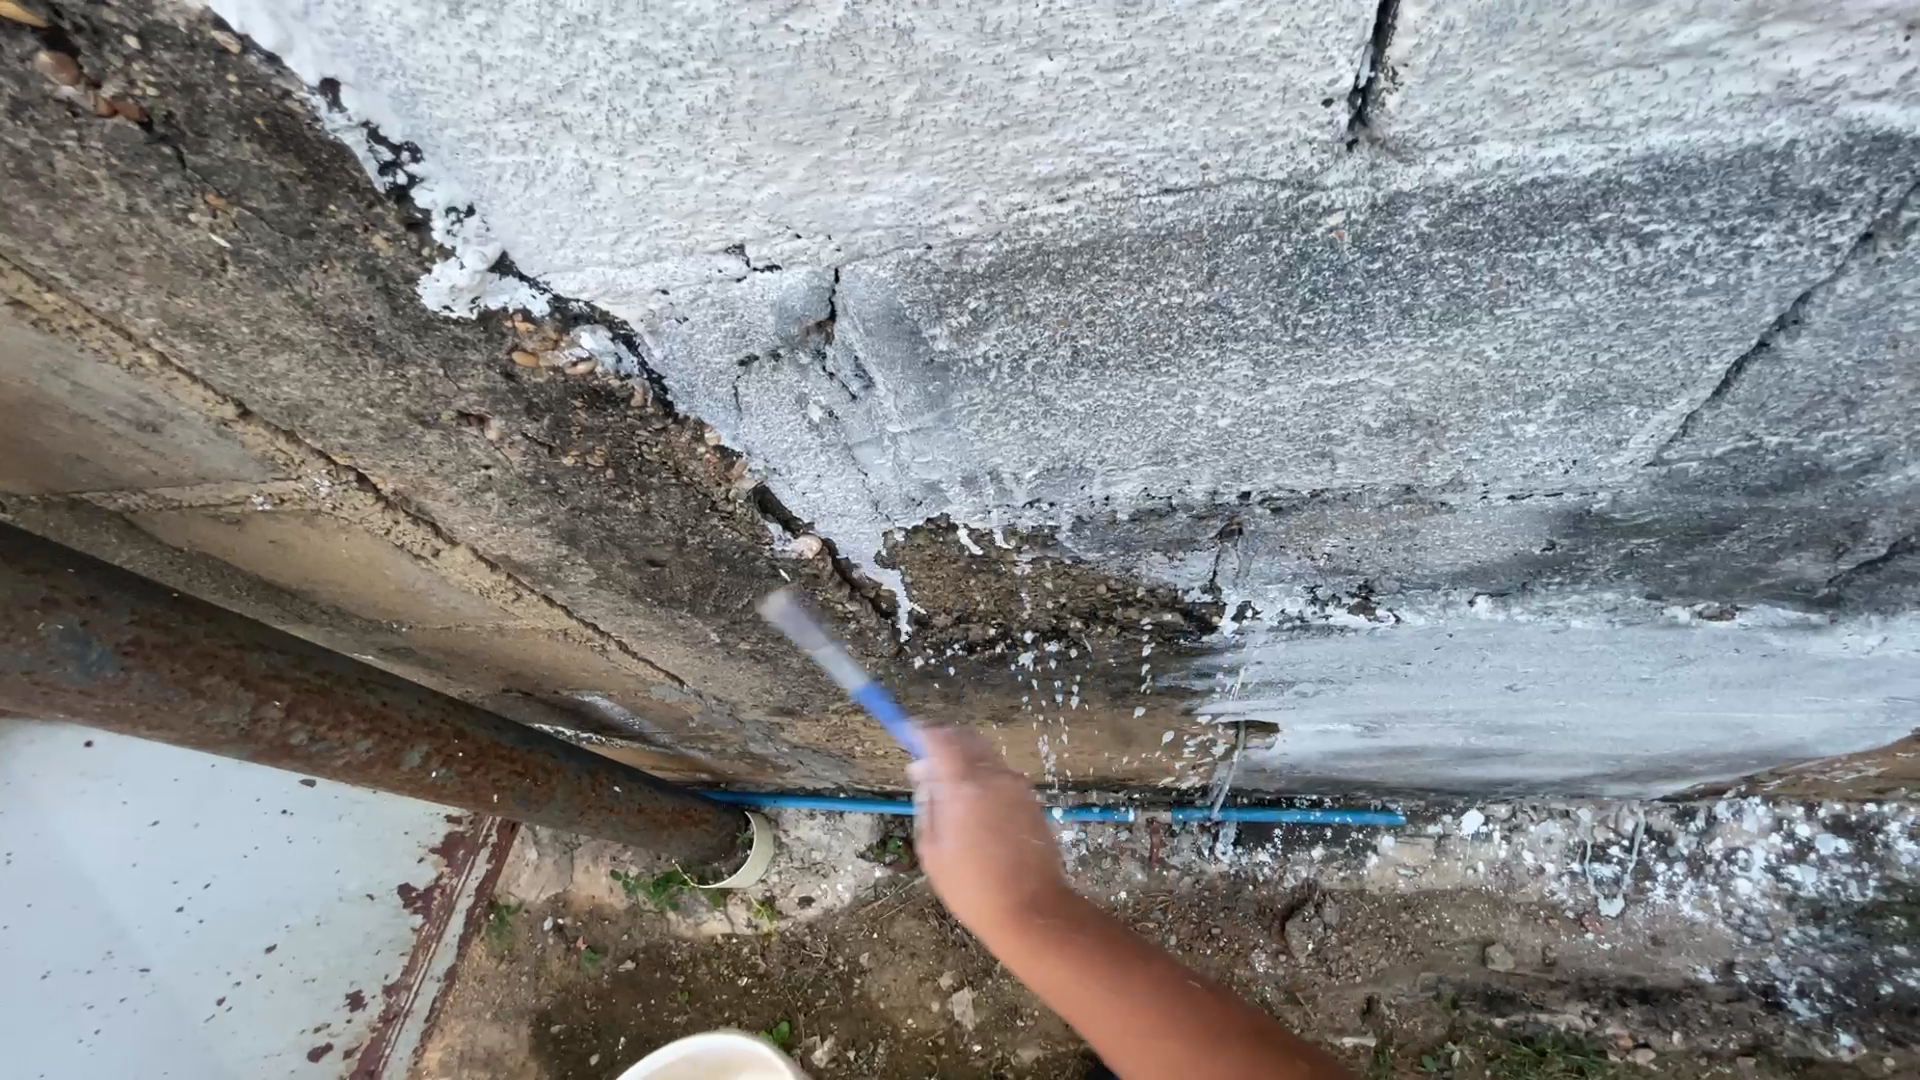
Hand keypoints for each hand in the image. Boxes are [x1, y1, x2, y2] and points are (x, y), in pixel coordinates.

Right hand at [908, 725, 1074, 938]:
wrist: (1032, 909)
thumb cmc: (973, 888)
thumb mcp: (933, 851)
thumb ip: (928, 805)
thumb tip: (927, 779)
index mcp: (963, 786)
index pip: (940, 739)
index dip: (923, 732)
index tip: (911, 734)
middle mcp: (992, 776)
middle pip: (966, 738)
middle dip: (944, 741)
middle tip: (928, 763)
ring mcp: (1016, 785)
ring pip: (985, 755)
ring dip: (965, 759)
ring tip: (950, 788)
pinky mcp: (1031, 798)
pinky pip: (1001, 775)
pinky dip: (984, 776)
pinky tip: (976, 805)